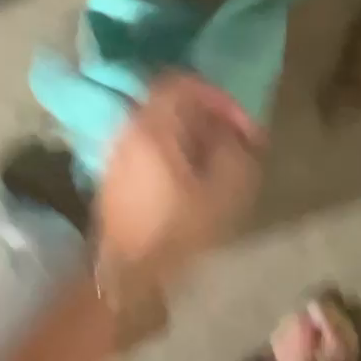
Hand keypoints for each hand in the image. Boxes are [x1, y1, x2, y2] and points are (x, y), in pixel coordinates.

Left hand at [93, 74, 263, 280]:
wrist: (127, 276)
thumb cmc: (176, 233)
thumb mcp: (222, 193)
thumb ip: (234, 152)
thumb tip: (234, 135)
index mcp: (151, 128)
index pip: (183, 84)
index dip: (219, 97)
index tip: (243, 125)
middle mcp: (128, 131)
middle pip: (170, 103)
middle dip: (209, 116)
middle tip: (238, 141)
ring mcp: (118, 153)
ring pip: (161, 125)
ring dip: (194, 135)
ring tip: (222, 161)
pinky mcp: (116, 174)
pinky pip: (150, 145)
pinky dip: (177, 149)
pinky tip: (196, 178)